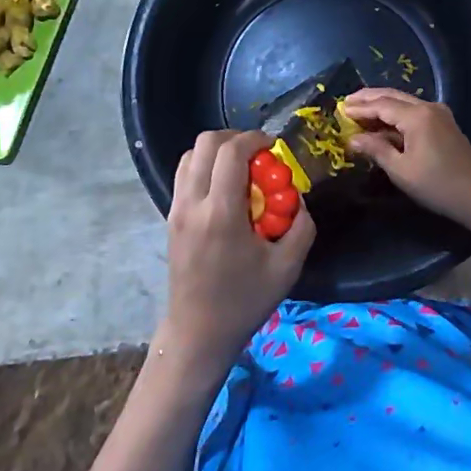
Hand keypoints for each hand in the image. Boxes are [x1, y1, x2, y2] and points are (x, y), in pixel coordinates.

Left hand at [158, 130, 315, 372]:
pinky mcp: (170, 216)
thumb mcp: (287, 267)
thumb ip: (300, 225)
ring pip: (190, 155)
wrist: (198, 331)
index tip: (273, 146)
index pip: (231, 152)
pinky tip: (225, 188)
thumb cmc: (245, 301)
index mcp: (221, 213)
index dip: (254, 139)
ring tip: (241, 169)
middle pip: (205, 143)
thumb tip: (297, 196)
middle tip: (258, 153)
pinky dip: (204, 167)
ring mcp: (176, 208)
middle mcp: (193, 203)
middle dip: (234, 138)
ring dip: (217, 151)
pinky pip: (185, 174)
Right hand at [344, 88, 470, 228]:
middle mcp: (428, 107)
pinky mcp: (444, 123)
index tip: (340, 110)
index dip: (359, 108)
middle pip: (392, 96)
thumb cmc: (437, 186)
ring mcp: (439, 113)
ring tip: (360, 110)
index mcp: (417, 116)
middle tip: (346, 102)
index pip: (381, 105)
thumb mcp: (401, 170)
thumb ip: (375, 150)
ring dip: (381, 104)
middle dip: (368, 98)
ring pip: (403, 101)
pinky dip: (395, 113)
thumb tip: (352, 139)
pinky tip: (383, 121)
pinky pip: (413, 110)